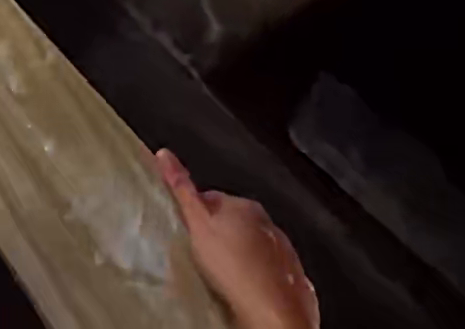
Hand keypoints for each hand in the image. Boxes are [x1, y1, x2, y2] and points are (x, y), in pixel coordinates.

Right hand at [157, 148, 319, 328]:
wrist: (273, 318)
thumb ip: (181, 189)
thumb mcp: (197, 224)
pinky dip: (265, 280)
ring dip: (245, 257)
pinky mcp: (300, 286)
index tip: (189, 232)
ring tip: (227, 277)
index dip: (198, 214)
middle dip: (223, 234)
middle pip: (238, 223)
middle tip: (205, 255)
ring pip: (258, 249)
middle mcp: (270, 225)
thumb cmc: (230, 265)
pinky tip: (253, 293)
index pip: (214, 199)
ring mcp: (289, 256)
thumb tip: (163, 152)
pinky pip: (276, 276)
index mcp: (245, 205)